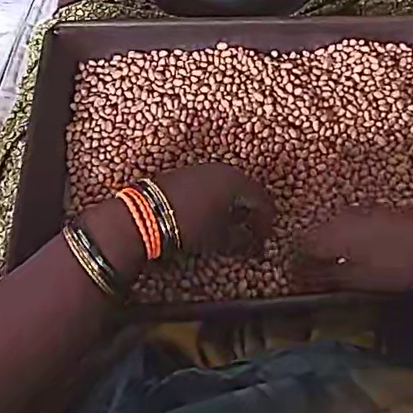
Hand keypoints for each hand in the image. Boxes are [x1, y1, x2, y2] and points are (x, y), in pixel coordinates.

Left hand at [148, 163, 274, 256]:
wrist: (146, 214)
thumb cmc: (189, 225)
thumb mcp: (220, 238)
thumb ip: (242, 240)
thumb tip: (253, 244)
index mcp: (236, 181)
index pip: (261, 200)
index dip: (266, 221)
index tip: (265, 238)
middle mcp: (220, 169)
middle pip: (245, 190)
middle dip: (250, 212)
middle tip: (252, 231)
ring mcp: (200, 169)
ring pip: (226, 186)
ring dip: (232, 205)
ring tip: (230, 226)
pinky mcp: (183, 174)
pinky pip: (209, 185)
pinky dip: (215, 200)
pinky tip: (209, 216)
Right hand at [295, 207, 412, 293]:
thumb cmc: (397, 265)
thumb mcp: (359, 279)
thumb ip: (327, 277)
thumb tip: (300, 278)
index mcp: (332, 233)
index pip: (303, 244)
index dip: (298, 261)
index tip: (297, 276)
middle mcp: (343, 217)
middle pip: (319, 232)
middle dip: (314, 249)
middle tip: (314, 269)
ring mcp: (363, 211)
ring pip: (337, 225)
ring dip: (332, 241)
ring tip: (337, 261)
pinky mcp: (381, 211)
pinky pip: (354, 222)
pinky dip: (350, 236)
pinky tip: (360, 249)